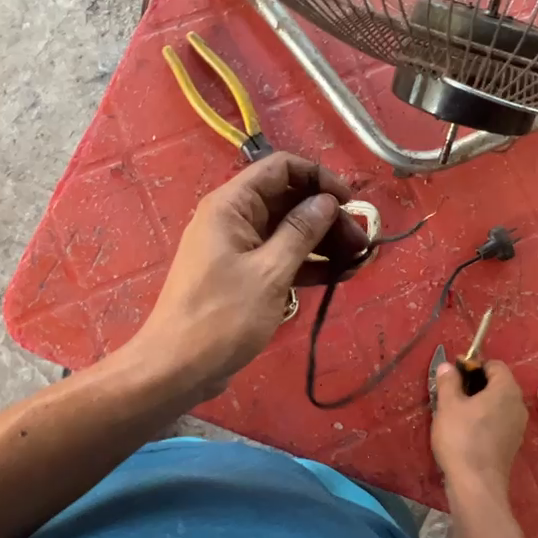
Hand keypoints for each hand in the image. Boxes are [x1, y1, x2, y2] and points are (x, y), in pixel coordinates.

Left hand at [126, 154, 369, 396]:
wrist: (176, 369)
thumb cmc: (221, 317)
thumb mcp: (269, 273)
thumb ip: (300, 232)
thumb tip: (327, 201)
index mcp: (231, 206)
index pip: (280, 168)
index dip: (318, 178)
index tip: (349, 202)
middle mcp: (234, 218)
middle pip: (288, 200)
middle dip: (327, 216)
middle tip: (361, 242)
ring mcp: (238, 247)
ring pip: (288, 230)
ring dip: (323, 241)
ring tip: (358, 260)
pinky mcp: (243, 275)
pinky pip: (281, 257)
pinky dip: (308, 264)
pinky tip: (339, 275)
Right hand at [431, 359, 526, 496]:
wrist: (477, 484)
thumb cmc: (461, 438)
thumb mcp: (448, 405)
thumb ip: (448, 381)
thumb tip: (447, 366)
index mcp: (506, 389)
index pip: (495, 365)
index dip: (474, 364)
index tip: (454, 374)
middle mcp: (518, 404)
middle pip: (498, 383)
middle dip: (476, 383)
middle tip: (452, 392)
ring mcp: (518, 425)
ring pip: (498, 403)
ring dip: (480, 402)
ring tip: (456, 411)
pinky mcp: (512, 443)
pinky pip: (499, 420)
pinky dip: (485, 418)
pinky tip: (467, 430)